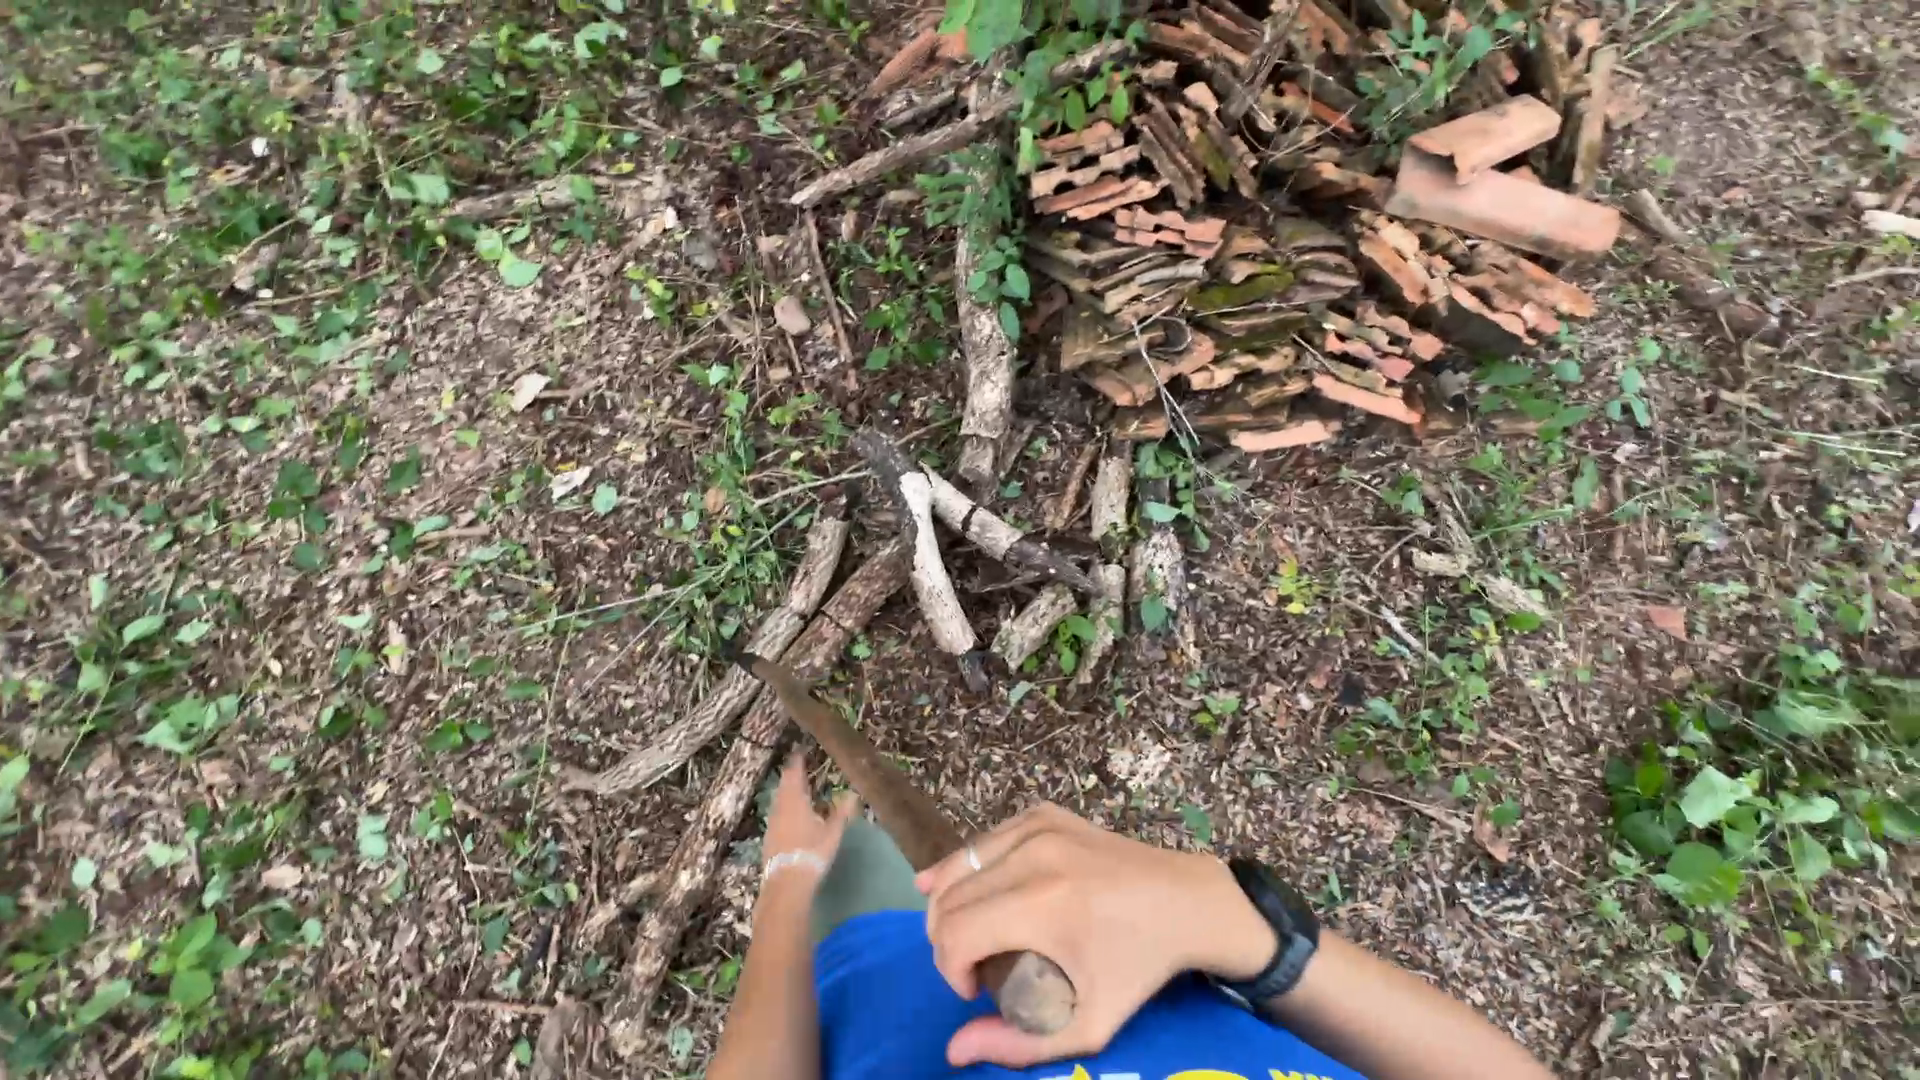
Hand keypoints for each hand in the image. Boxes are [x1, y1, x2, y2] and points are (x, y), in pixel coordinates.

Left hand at [761, 750, 858, 896]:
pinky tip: (790, 814)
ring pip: (778, 800)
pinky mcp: (769, 837)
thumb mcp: (832, 832)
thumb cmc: (812, 852)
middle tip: (798, 766)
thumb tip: (853, 793)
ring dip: (787, 791)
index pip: (794, 774)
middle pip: (784, 786)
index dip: (796, 762)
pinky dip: (784, 807)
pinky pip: (777, 813)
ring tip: (796, 788)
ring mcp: (772, 823)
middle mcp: (780, 807)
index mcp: (795, 801)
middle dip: (791, 775)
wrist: (787, 882)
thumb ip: (841, 811)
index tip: (799, 751)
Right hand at [914, 804, 1277, 1067]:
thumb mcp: (1089, 1023)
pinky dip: (971, 869)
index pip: (955, 934)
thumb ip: (1018, 1043)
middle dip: (946, 941)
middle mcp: (1030, 855)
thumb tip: (954, 1050)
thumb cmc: (1138, 966)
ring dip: (951, 904)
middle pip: (950, 897)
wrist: (1185, 901)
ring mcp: (1036, 826)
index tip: (975, 991)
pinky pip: (985, 842)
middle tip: (973, 966)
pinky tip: (974, 891)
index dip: (950, 970)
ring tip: (973, 934)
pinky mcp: (1042, 812)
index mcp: (1040, 905)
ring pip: (959, 863)